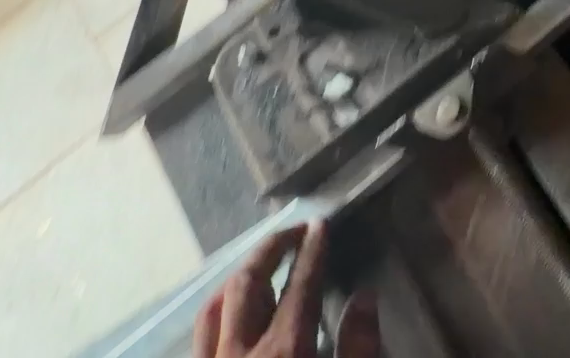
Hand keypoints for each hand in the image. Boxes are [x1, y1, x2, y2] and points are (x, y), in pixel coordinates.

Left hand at [194, 223, 380, 357]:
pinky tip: (240, 306)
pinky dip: (222, 306)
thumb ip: (358, 344)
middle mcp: (239, 352)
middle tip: (294, 231)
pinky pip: (203, 332)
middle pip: (246, 285)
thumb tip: (365, 297)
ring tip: (265, 260)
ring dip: (241, 274)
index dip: (312, 251)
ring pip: (214, 307)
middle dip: (270, 249)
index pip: (300, 287)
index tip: (319, 224)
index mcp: (284, 350)